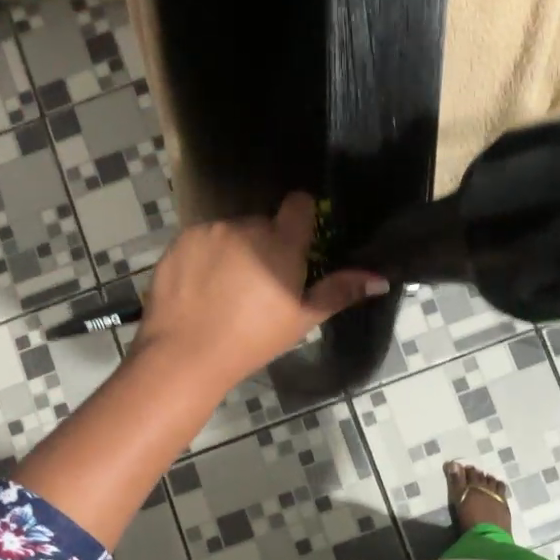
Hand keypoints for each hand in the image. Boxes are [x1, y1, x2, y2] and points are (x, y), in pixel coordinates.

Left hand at [129, 192, 389, 384]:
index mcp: (280, 243)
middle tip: (261, 285)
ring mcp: (208, 232)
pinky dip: (205, 259)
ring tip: (228, 292)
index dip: (301, 220)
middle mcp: (244, 226)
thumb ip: (340, 292)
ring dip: (234, 251)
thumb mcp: (301, 320)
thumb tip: (380, 278)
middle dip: (265, 246)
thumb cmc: (252, 340)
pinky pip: (201, 241)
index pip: (298, 204)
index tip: (298, 245)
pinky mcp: (179, 242)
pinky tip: (202, 291)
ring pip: (230, 233)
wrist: (186, 355)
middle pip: (263, 224)